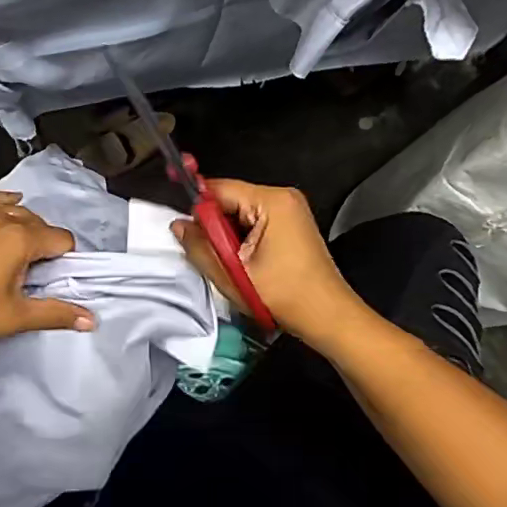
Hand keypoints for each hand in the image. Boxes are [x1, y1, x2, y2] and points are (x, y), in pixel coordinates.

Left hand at [0, 190, 95, 350]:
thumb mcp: (14, 317)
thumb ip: (55, 313)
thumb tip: (91, 319)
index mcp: (22, 238)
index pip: (61, 239)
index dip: (63, 259)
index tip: (50, 280)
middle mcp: (2, 217)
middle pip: (38, 222)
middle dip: (42, 242)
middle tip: (29, 274)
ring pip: (12, 208)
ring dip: (21, 224)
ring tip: (13, 249)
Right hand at [171, 179, 363, 339]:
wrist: (327, 317)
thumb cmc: (287, 296)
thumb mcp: (232, 274)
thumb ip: (199, 246)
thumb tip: (179, 225)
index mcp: (272, 201)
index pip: (218, 189)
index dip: (197, 209)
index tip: (185, 229)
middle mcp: (283, 197)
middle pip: (229, 199)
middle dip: (214, 226)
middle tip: (212, 255)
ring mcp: (289, 209)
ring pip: (239, 212)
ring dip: (228, 235)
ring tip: (233, 263)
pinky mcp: (290, 223)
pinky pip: (253, 221)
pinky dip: (242, 239)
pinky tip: (245, 262)